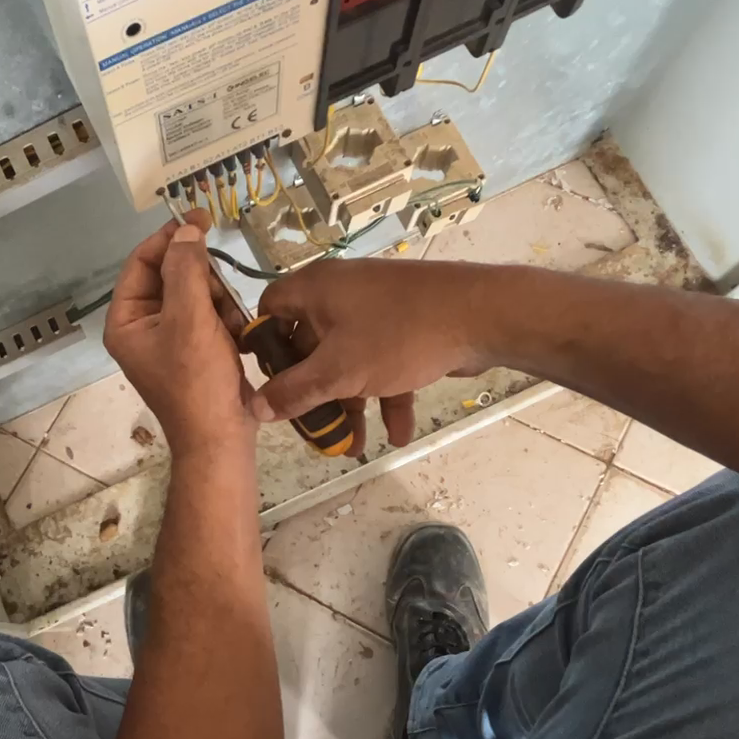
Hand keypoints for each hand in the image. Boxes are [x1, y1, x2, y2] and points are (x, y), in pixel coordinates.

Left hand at [104, 210, 255, 461]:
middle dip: (203, 283)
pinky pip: (210, 315)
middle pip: (173, 275)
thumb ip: (186, 269)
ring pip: (197, 293)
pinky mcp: (194, 350)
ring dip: (220, 303)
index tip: (203, 219)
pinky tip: (237, 338)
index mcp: (125, 321)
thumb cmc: (198, 382)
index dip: (171, 239)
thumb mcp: (190, 319)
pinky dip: (226, 321)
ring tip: (231, 327)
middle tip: (220, 299)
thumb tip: (186, 230)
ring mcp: (169, 340)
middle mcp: (142, 327)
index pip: (143, 262)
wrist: (221, 438)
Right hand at [250, 258, 494, 446]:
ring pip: (348, 360)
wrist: (483, 315)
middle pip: (309, 346)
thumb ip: (294, 392)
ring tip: (356, 447)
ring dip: (351, 405)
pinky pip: (382, 362)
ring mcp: (376, 309)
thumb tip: (254, 409)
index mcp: (315, 290)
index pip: (270, 310)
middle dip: (314, 395)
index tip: (267, 384)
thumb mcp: (337, 372)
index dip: (263, 347)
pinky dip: (386, 395)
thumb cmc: (397, 336)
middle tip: (316, 431)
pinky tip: (398, 433)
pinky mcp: (405, 325)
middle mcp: (340, 294)